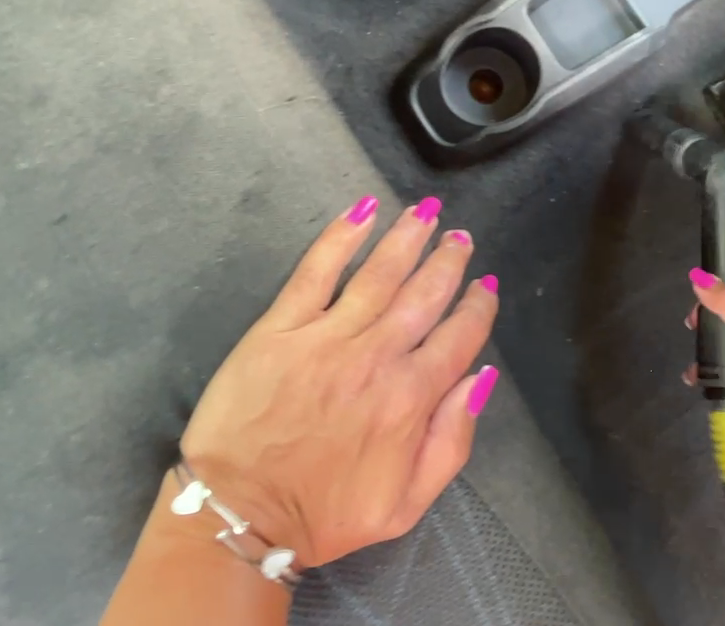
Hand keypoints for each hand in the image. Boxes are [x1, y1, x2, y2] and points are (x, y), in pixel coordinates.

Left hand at [175, 195, 499, 567]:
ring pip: (379, 272)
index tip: (486, 286)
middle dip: (448, 260)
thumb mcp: (406, 504)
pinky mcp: (280, 327)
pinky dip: (341, 236)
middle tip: (460, 237)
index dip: (479, 306)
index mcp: (410, 398)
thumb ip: (453, 441)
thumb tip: (481, 377)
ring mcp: (326, 336)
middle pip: (424, 293)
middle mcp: (375, 357)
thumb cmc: (324, 512)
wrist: (237, 514)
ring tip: (426, 213)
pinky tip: (363, 210)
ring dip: (408, 237)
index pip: (459, 336)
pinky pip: (316, 271)